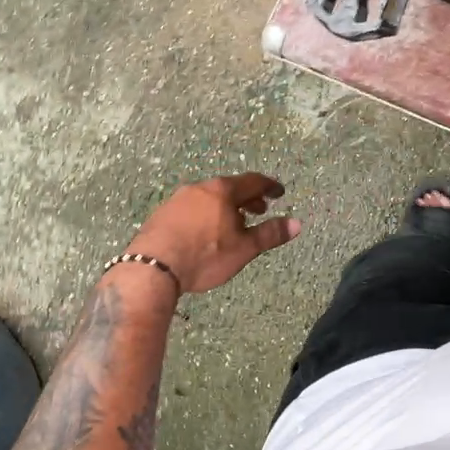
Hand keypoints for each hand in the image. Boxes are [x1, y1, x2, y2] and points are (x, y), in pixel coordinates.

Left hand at [121, 173, 300, 294]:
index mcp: (222, 191)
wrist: (152, 268)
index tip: (279, 192)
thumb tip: (297, 224)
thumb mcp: (244, 248)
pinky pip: (191, 208)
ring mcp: (177, 200)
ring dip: (224, 207)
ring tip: (232, 224)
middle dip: (247, 198)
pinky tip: (204, 233)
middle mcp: (200, 188)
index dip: (269, 187)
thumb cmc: (205, 256)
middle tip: (259, 210)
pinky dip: (205, 215)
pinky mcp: (161, 214)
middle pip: (229, 188)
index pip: (253, 181)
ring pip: (208, 198)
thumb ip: (270, 234)